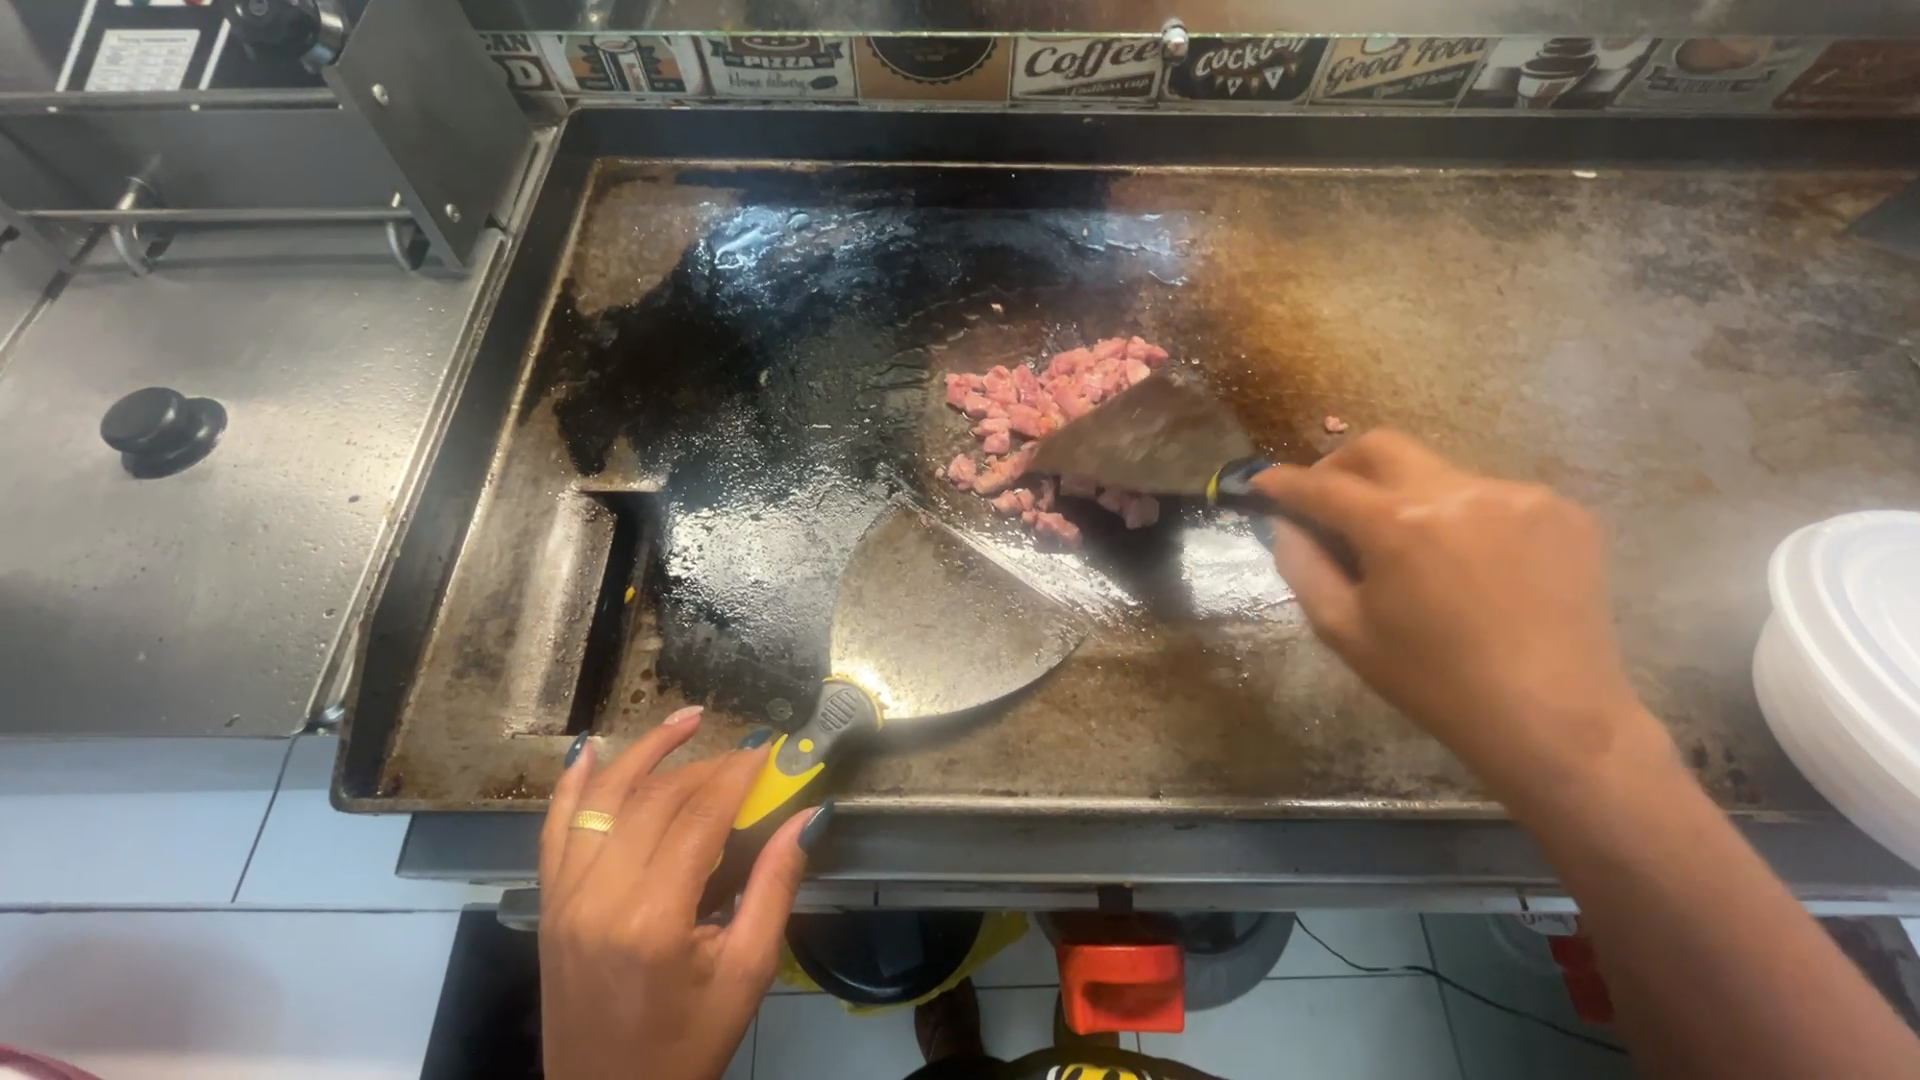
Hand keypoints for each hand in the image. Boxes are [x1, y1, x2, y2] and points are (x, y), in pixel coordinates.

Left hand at [539, 708, 823, 1079]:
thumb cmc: (688, 1043)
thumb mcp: (749, 970)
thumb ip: (775, 885)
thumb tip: (810, 815)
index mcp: (653, 918)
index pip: (700, 815)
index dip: (738, 774)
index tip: (768, 749)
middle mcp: (600, 896)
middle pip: (656, 799)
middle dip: (706, 766)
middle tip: (745, 754)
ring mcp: (565, 897)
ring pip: (605, 799)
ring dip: (645, 751)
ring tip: (686, 720)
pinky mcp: (549, 904)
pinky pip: (556, 829)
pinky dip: (574, 784)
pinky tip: (593, 749)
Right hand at [1253, 431, 1669, 809]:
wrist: (1553, 718)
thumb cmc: (1432, 682)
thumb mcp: (1344, 631)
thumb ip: (1302, 566)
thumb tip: (1285, 523)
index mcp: (1398, 526)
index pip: (1323, 486)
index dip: (1284, 482)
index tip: (1262, 482)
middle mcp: (1458, 492)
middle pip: (1381, 448)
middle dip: (1341, 466)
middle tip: (1328, 500)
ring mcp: (1518, 496)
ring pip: (1437, 473)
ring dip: (1406, 498)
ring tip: (1411, 550)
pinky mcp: (1565, 511)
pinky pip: (1491, 496)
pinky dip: (1462, 518)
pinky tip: (1470, 565)